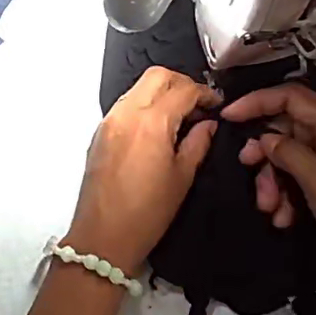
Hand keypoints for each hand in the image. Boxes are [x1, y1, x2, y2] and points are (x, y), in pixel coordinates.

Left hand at [64, 68, 219, 273]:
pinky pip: (125, 104)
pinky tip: (158, 127)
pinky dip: (144, 105)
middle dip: (181, 83)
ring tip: (180, 116)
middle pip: (157, 76)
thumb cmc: (145, 214)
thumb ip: (198, 144)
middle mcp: (126, 114)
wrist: (103, 238)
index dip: (204, 93)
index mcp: (151, 122)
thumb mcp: (182, 178)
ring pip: (138, 87)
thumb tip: (208, 125)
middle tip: (198, 103)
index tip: (216, 104)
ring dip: (161, 92)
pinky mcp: (99, 133)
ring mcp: (109, 122)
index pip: (183, 90)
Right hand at [221, 84, 315, 296]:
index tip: (228, 117)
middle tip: (247, 168)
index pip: (292, 98)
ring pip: (293, 162)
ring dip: (274, 182)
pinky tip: (284, 219)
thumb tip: (266, 139)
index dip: (258, 102)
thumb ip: (287, 153)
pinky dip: (289, 198)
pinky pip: (303, 185)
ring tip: (269, 208)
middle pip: (290, 132)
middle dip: (266, 153)